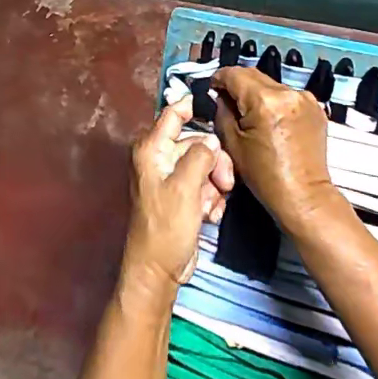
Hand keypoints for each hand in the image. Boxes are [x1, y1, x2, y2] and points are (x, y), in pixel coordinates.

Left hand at [120, 99, 235, 298]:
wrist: (158, 271)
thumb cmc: (166, 227)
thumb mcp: (186, 186)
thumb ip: (200, 155)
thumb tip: (212, 140)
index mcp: (151, 149)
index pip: (174, 113)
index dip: (195, 107)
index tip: (221, 109)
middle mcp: (158, 157)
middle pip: (196, 141)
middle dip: (215, 161)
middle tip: (226, 183)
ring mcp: (170, 177)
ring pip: (204, 163)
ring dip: (215, 183)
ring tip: (215, 205)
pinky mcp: (181, 195)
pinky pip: (203, 183)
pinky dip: (211, 196)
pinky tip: (212, 214)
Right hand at [212, 67, 341, 230]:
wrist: (304, 196)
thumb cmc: (266, 176)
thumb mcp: (233, 144)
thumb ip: (223, 112)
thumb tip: (221, 96)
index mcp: (264, 101)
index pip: (235, 74)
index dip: (219, 78)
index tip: (213, 87)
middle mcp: (287, 93)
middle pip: (254, 75)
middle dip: (238, 84)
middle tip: (227, 100)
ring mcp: (304, 99)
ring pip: (271, 84)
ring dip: (258, 93)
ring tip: (251, 114)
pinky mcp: (315, 107)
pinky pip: (288, 95)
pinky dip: (276, 102)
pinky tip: (272, 121)